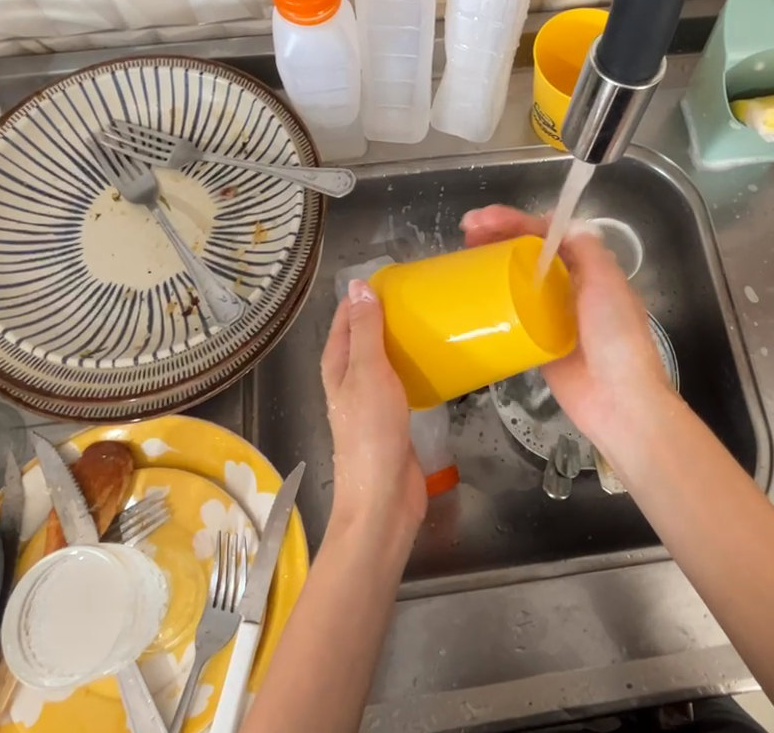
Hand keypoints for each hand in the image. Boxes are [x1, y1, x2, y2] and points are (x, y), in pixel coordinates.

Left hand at [318, 278, 426, 542]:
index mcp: (337, 365)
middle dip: (389, 314)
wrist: (385, 496)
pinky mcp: (393, 417)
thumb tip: (359, 284)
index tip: (398, 275)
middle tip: (425, 295)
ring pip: (386, 358)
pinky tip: (437, 361)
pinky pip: (403, 380)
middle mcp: (350, 378)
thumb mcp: (368, 372)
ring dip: (404, 340)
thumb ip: (366, 330)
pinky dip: (416, 366)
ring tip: (434, 320)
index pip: (346, 317)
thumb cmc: (371, 432)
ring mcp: (371, 399)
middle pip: (367, 336)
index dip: (366, 295)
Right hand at [461, 206, 679, 451]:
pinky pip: (511, 314)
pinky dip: (493, 299)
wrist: (619, 400)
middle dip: (498, 235)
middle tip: (466, 230)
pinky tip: (471, 293)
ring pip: (516, 279)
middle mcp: (570, 288)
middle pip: (529, 253)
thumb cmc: (617, 338)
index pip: (548, 235)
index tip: (485, 218)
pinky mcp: (537, 343)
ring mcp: (552, 316)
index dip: (516, 221)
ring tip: (462, 253)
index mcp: (589, 270)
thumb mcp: (607, 283)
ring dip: (491, 262)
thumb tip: (562, 221)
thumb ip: (586, 250)